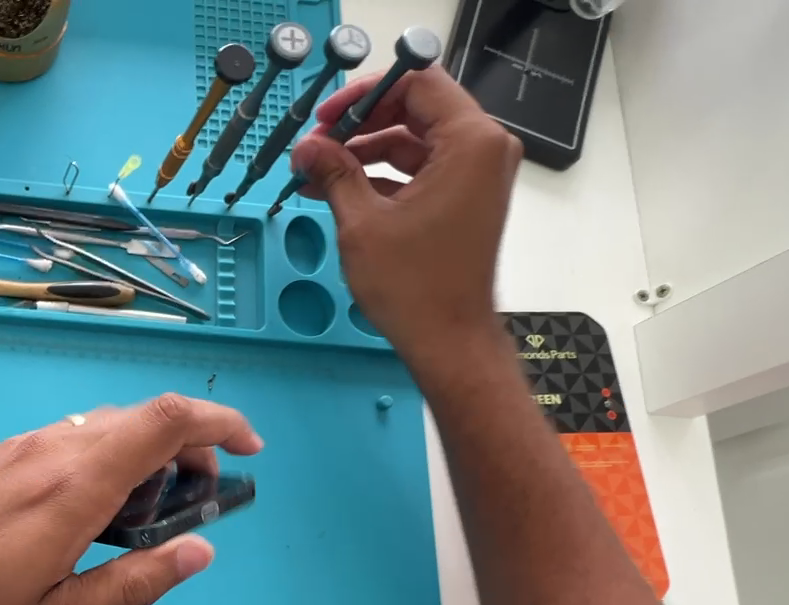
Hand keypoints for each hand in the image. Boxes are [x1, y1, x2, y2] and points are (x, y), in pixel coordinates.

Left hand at [0, 394, 261, 604]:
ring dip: (143, 452)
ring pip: (103, 425)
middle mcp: (50, 450)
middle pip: (141, 417)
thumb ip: (135, 582)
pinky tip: (89, 504)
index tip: (247, 449)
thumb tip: (201, 551)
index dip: (219, 423)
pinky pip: (67, 437)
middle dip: (188, 447)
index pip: (163, 421)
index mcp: (74, 488)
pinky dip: (103, 455)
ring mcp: (19, 446)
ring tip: (143, 511)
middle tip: (194, 500)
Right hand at [289, 67, 521, 385]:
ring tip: (317, 174)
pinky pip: (419, 169)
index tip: (325, 119)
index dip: (364, 95)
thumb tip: (306, 148)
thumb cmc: (413, 286)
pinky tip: (340, 190)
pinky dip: (381, 175)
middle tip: (315, 147)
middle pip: (415, 110)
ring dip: (364, 153)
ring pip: (413, 141)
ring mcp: (475, 174)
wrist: (447, 336)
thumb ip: (334, 174)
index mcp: (469, 143)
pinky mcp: (463, 197)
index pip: (416, 84)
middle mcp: (482, 149)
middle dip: (360, 125)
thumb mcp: (362, 223)